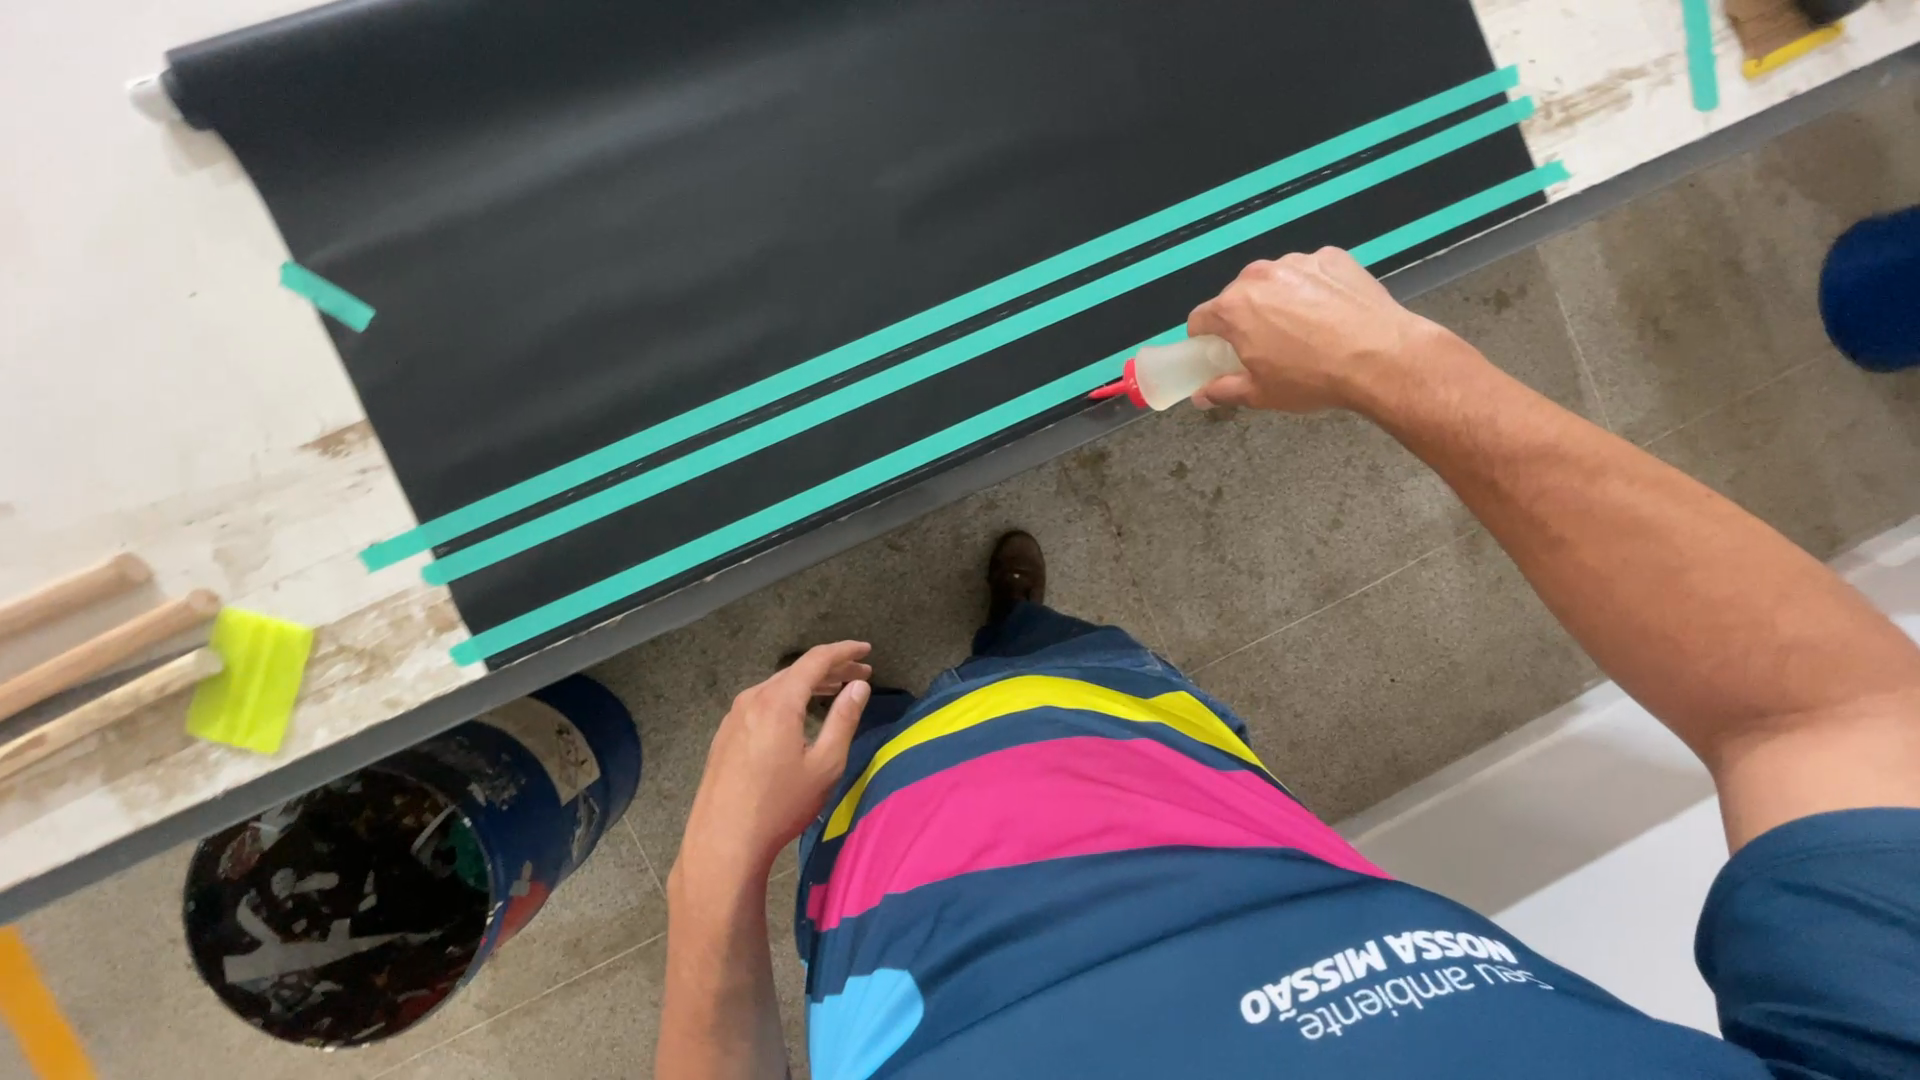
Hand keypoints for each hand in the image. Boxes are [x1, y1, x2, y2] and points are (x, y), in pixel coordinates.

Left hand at [671, 642, 872, 897]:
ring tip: (835, 690)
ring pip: (777, 686)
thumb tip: (859, 686)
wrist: (722, 843)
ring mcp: (734, 716)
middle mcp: (752, 699)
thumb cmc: (781, 805)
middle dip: (831, 669)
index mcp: (778, 701)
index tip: (866, 651)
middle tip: (860, 675)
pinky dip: (788, 698)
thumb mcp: (825, 764)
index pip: (816, 660)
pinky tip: (799, 714)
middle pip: (796, 671)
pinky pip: (762, 702)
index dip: (844, 652)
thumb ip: (844, 719)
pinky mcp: (725, 734)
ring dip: (809, 684)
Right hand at [1186, 247, 1448, 412]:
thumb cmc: (1313, 379)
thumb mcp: (1260, 394)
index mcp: (1233, 309)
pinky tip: (1327, 314)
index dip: (1205, 339)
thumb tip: (1202, 395)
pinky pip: (1309, 273)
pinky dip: (1310, 289)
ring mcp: (1298, 263)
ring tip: (1302, 329)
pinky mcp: (1331, 258)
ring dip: (1276, 300)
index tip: (1218, 352)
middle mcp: (1260, 276)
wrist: (1381, 358)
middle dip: (1243, 318)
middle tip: (1264, 345)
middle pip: (1237, 296)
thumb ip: (1223, 391)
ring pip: (1273, 281)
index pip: (1200, 319)